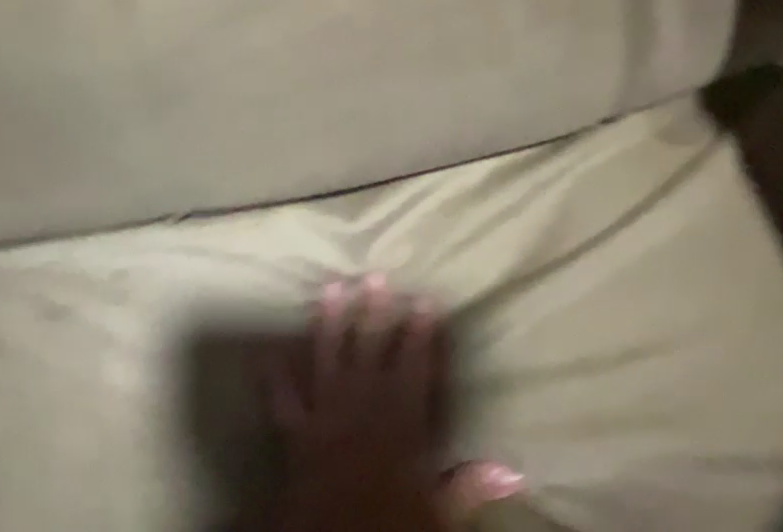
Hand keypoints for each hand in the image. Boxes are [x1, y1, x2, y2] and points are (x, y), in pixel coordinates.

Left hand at [264, 276, 522, 531]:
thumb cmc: (389, 525)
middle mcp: (360, 412)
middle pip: (369, 354)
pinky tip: (268, 348)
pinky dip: (274, 375)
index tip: (427, 298)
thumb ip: (468, 486)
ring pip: (327, 362)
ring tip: (331, 288)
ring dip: (329, 325)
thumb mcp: (437, 515)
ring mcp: (324, 419)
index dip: (423, 334)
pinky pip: (283, 400)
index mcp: (398, 426)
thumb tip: (514, 469)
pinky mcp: (295, 435)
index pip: (415, 370)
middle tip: (377, 275)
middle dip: (375, 313)